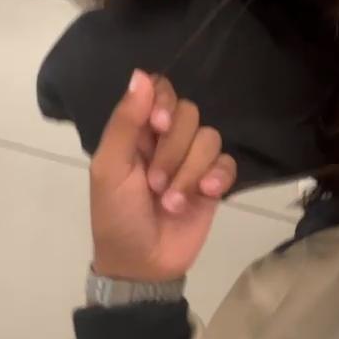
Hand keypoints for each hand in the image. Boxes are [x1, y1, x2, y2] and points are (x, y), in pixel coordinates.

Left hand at [89, 71, 238, 281]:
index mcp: (138, 132)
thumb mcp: (110, 168)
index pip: (160, 90)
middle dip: (173, 149)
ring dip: (189, 171)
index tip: (156, 126)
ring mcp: (193, 161)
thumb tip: (141, 74)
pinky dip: (217, 176)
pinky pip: (228, 162)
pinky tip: (205, 194)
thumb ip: (126, 122)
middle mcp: (167, 140)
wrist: (142, 264)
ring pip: (209, 137)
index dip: (164, 102)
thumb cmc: (117, 215)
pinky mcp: (215, 182)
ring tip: (172, 200)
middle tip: (154, 181)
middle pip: (188, 113)